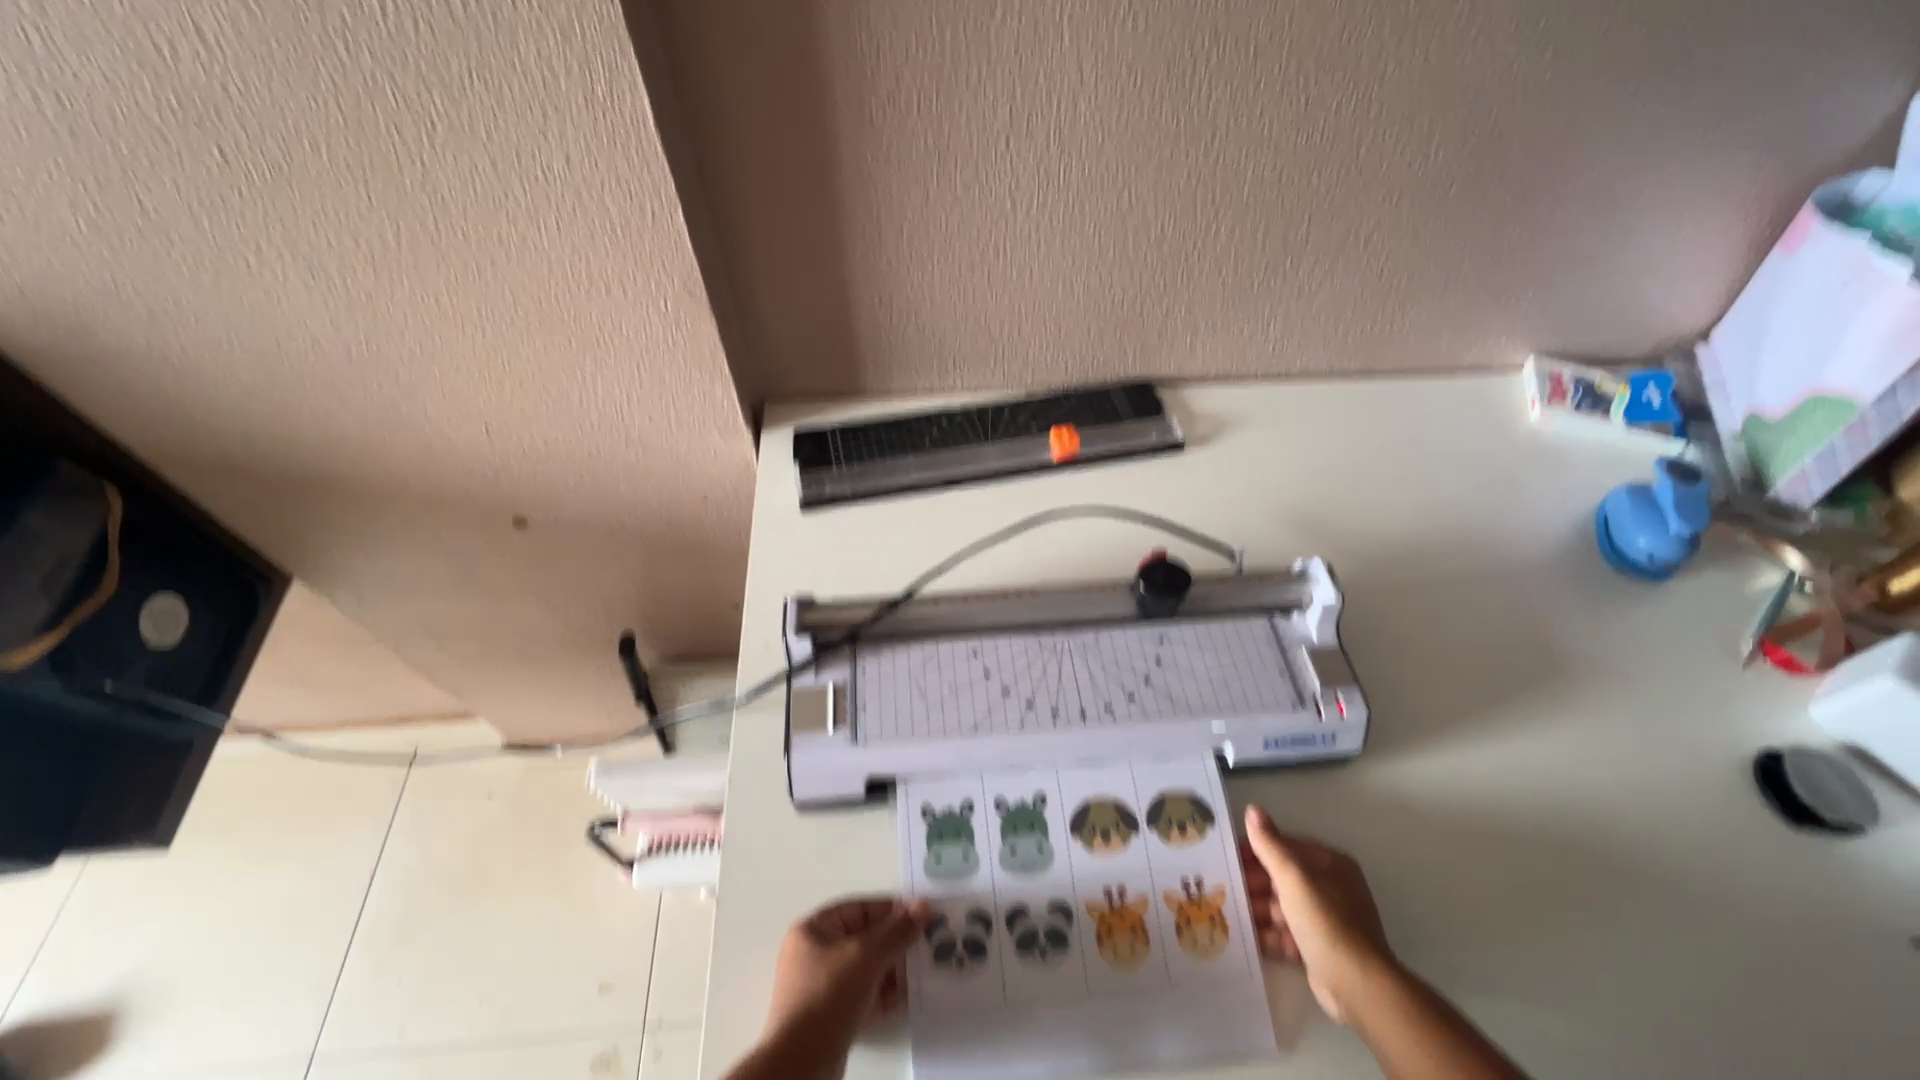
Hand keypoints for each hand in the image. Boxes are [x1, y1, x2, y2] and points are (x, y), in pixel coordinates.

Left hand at [765, 897, 930, 1037]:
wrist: (802, 1060)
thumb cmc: (830, 995)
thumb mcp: (867, 955)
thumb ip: (898, 930)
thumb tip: (923, 905)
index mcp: (813, 930)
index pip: (859, 909)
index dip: (890, 910)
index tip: (921, 917)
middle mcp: (814, 953)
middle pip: (864, 939)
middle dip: (895, 944)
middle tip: (926, 947)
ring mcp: (821, 986)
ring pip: (865, 969)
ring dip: (892, 971)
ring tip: (920, 974)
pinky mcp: (830, 1014)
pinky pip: (862, 994)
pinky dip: (882, 994)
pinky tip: (904, 997)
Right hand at [1240, 805, 1398, 1024]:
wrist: (1356, 985)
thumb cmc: (1325, 921)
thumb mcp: (1294, 878)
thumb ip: (1270, 845)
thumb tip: (1253, 809)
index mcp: (1329, 865)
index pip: (1285, 848)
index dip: (1255, 850)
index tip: (1225, 856)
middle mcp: (1328, 889)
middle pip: (1280, 879)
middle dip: (1250, 883)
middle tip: (1216, 886)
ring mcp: (1323, 920)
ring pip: (1280, 907)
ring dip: (1254, 909)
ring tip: (1220, 911)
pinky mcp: (1316, 948)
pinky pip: (1284, 934)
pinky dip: (1264, 934)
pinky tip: (1239, 935)